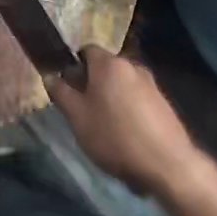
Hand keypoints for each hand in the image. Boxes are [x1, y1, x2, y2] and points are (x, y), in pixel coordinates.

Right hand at [48, 48, 210, 189]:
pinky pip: (135, 98)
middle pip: (104, 68)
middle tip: (77, 108)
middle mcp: (133, 67)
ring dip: (107, 97)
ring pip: (120, 84)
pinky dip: (125, 108)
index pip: (86, 50)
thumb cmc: (114, 136)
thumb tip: (50, 75)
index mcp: (110, 64)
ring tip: (99, 124)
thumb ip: (60, 92)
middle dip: (89, 83)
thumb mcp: (76, 116)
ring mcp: (152, 85)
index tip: (64, 85)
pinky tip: (122, 132)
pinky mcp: (163, 104)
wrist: (167, 165)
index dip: (71, 65)